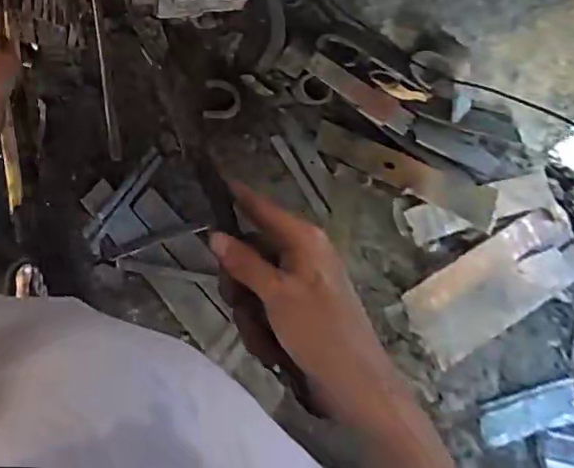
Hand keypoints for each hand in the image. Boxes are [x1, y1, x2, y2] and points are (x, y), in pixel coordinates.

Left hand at [0, 27, 19, 135]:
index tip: (14, 38)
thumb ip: (11, 47)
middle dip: (3, 55)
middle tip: (17, 57)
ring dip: (3, 71)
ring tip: (16, 73)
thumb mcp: (8, 57)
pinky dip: (1, 85)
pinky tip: (10, 87)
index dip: (0, 35)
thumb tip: (11, 41)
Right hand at [210, 181, 415, 433]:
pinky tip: (271, 348)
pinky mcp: (300, 310)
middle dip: (238, 281)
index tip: (214, 182)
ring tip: (262, 337)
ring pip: (253, 283)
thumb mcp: (277, 295)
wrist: (360, 390)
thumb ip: (244, 263)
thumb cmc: (320, 332)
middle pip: (250, 250)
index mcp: (302, 238)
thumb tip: (215, 235)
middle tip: (235, 302)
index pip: (261, 207)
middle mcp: (302, 254)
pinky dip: (262, 326)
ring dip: (250, 312)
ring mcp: (301, 283)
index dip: (237, 196)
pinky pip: (266, 306)